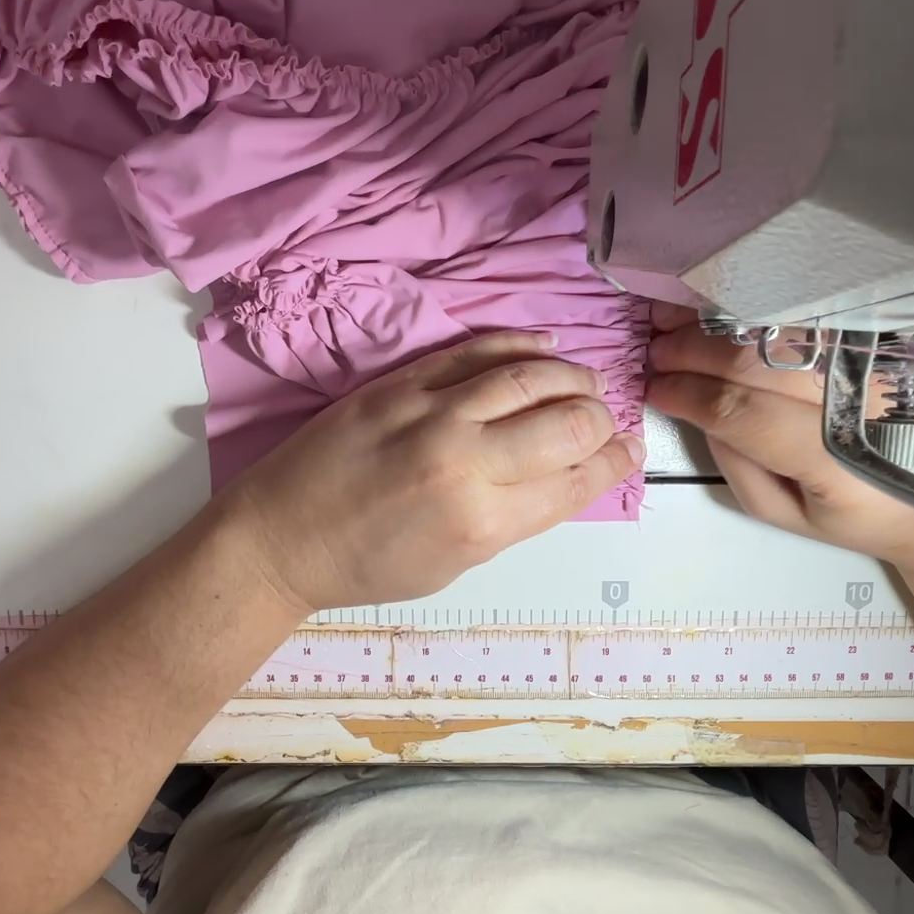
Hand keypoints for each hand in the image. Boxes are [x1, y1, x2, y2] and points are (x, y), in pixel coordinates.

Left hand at [221, 331, 644, 611]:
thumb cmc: (366, 567)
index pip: (574, 482)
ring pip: (528, 377)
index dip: (612, 464)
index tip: (629, 450)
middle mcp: (465, 462)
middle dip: (601, 420)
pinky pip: (475, 352)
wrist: (283, 537)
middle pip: (564, 425)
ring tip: (591, 381)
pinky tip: (547, 347)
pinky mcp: (399, 384)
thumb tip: (561, 476)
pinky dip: (519, 346)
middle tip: (609, 418)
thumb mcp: (453, 564)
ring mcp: (430, 414)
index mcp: (483, 523)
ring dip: (573, 376)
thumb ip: (512, 519)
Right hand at [644, 303, 913, 576]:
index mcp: (842, 463)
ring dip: (725, 321)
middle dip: (694, 353)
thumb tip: (697, 409)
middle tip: (655, 350)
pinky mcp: (911, 336)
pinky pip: (827, 313)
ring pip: (790, 327)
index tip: (653, 388)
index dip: (688, 394)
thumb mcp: (793, 517)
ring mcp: (897, 360)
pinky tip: (734, 309)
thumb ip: (738, 465)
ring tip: (680, 321)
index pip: (742, 412)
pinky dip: (771, 308)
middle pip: (759, 361)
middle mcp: (872, 401)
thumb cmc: (874, 520)